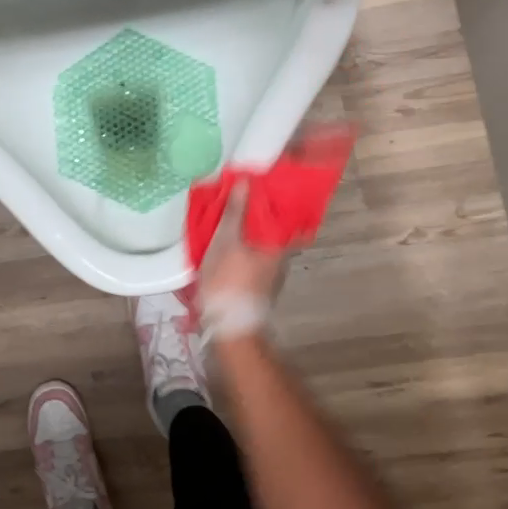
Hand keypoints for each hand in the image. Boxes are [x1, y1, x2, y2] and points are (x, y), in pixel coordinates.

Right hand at [194, 185, 287, 341]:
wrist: (230, 328)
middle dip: (256, 211)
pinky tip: (228, 240)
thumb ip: (234, 211)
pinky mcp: (260, 283)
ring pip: (262, 240)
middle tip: (237, 195)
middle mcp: (281, 257)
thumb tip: (245, 181)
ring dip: (248, 228)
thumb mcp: (225, 240)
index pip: (282, 211)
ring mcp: (272, 272)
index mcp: (278, 244)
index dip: (271, 195)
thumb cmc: (228, 280)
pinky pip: (254, 254)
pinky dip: (244, 244)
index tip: (257, 181)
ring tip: (228, 214)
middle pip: (271, 225)